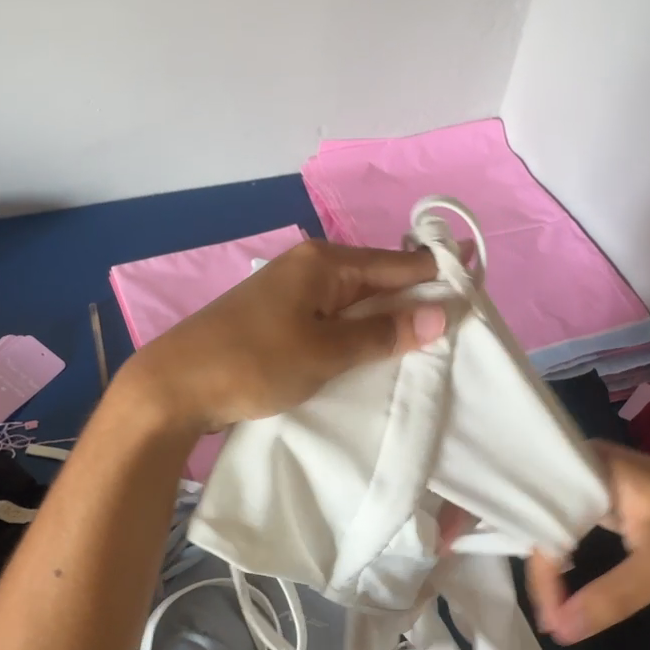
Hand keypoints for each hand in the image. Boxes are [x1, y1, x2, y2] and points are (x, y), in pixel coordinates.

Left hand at [116, 239, 447, 433]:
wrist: (174, 387)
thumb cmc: (254, 362)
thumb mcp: (326, 351)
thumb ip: (383, 334)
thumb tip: (441, 314)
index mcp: (324, 261)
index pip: (398, 264)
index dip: (437, 279)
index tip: (475, 297)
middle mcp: (310, 268)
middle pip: (378, 282)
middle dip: (414, 305)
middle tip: (456, 334)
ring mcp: (292, 294)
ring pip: (356, 304)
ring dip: (385, 325)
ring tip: (426, 350)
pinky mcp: (280, 321)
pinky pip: (334, 322)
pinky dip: (357, 337)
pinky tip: (375, 358)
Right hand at [525, 441, 649, 643]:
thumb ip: (613, 596)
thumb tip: (561, 632)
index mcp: (592, 463)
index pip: (545, 515)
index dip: (542, 568)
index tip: (552, 617)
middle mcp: (581, 461)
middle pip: (539, 515)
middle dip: (539, 568)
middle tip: (548, 618)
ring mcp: (587, 475)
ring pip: (547, 520)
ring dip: (546, 565)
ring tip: (550, 609)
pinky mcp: (594, 491)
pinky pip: (561, 521)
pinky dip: (559, 555)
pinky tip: (557, 584)